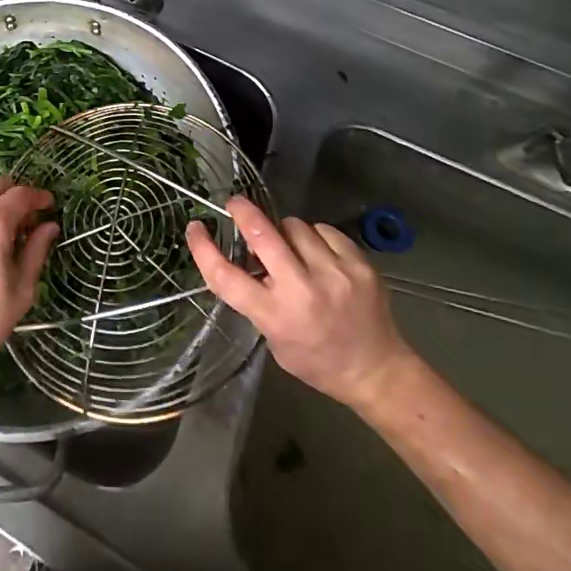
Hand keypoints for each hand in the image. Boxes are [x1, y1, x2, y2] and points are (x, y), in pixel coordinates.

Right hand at [186, 197, 414, 409]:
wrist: (374, 367)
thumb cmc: (316, 360)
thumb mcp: (274, 339)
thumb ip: (259, 300)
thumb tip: (250, 260)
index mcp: (275, 315)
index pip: (226, 276)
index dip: (204, 248)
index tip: (196, 228)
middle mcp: (302, 289)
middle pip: (262, 234)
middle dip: (243, 211)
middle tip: (235, 203)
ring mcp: (334, 272)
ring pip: (295, 227)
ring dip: (284, 233)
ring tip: (290, 248)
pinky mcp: (357, 262)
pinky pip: (324, 231)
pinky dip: (314, 237)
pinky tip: (318, 252)